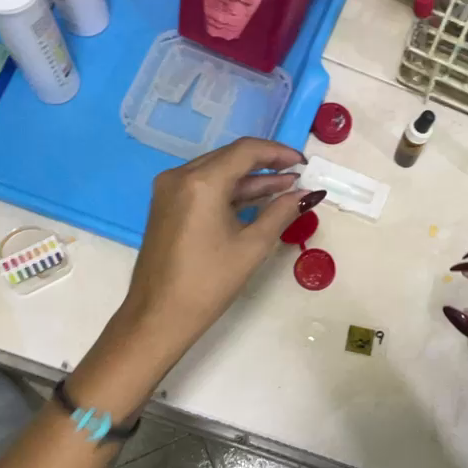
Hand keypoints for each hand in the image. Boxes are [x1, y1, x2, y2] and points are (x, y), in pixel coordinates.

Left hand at [114, 137, 318, 358]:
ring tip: (285, 187)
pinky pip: (204, 187)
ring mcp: (169, 190)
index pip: (246, 151)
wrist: (159, 316)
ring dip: (250, 179)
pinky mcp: (167, 205)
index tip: (302, 163)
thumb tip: (308, 194)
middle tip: (297, 175)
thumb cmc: (208, 282)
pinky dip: (231, 191)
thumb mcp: (252, 246)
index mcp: (201, 182)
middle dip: (265, 165)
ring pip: (217, 172)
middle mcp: (180, 176)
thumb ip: (282, 212)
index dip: (278, 153)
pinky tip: (256, 200)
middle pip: (230, 157)